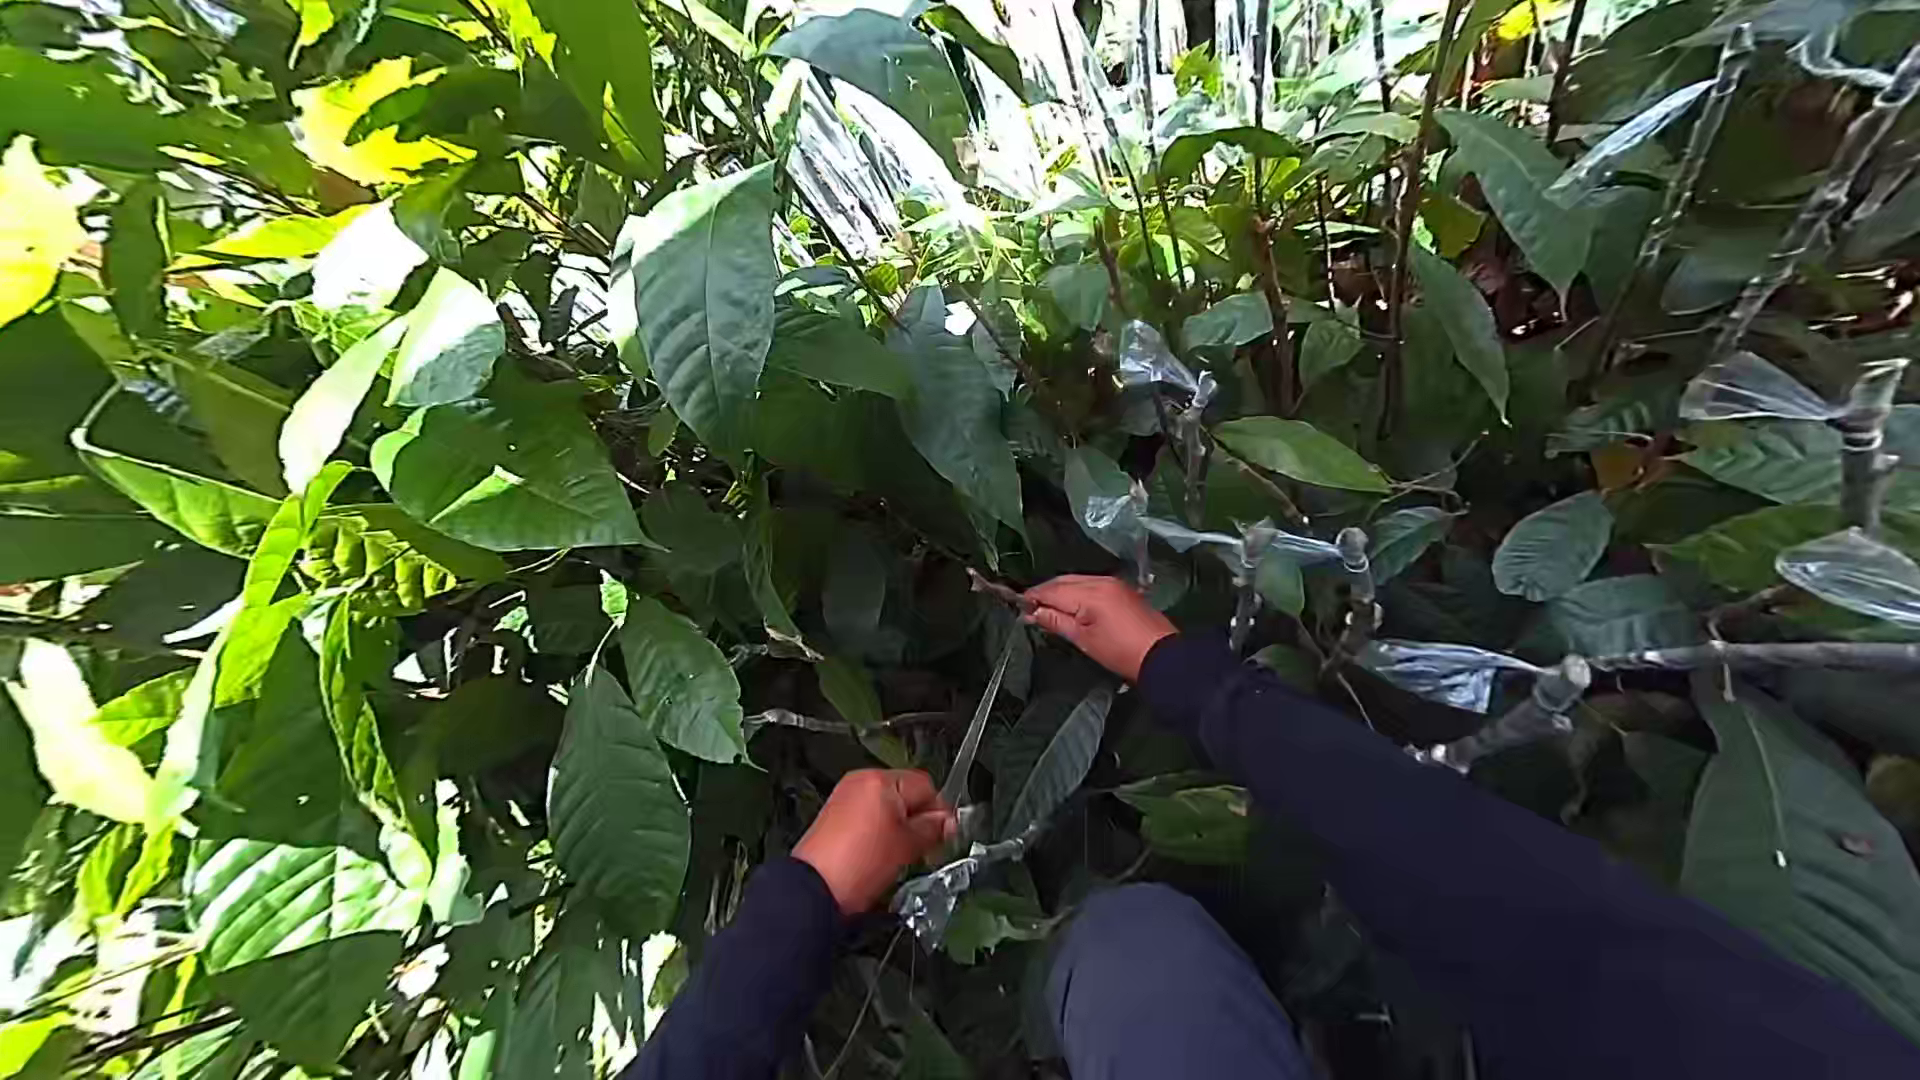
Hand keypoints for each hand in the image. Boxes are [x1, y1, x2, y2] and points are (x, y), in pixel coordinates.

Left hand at [793, 769, 956, 914]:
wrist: (814, 892)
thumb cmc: (859, 866)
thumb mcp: (906, 847)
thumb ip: (932, 828)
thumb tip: (948, 822)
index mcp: (880, 780)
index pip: (925, 785)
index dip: (938, 811)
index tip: (943, 835)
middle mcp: (862, 780)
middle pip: (906, 792)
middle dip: (918, 818)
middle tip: (925, 848)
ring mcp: (846, 796)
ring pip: (888, 804)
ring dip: (900, 825)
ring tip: (900, 855)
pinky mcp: (835, 814)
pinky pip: (869, 814)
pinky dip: (879, 830)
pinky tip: (879, 854)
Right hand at [1022, 575, 1175, 681]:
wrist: (1162, 656)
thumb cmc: (1120, 652)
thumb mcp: (1083, 639)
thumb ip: (1055, 621)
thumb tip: (1031, 613)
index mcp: (1090, 592)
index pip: (1051, 589)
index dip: (1032, 597)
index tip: (1018, 608)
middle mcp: (1100, 580)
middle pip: (1062, 581)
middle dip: (1044, 592)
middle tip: (1029, 610)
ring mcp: (1112, 582)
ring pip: (1075, 580)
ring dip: (1059, 591)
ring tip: (1046, 610)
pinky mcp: (1120, 589)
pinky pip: (1089, 583)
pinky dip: (1075, 592)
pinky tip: (1069, 605)